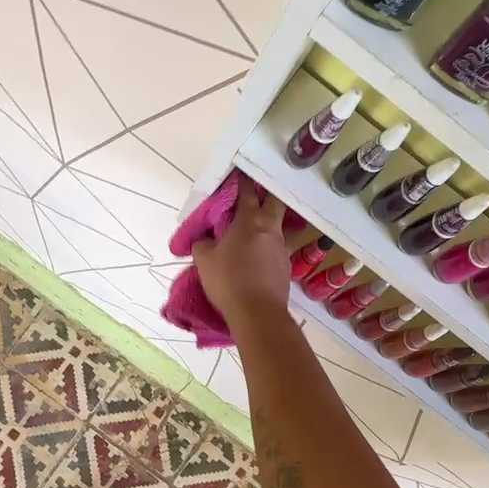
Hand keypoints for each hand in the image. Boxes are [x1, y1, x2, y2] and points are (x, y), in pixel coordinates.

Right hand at [192, 179, 292, 328]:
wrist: (258, 313)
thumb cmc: (229, 281)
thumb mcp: (204, 261)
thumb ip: (203, 244)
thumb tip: (205, 239)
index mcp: (250, 221)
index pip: (247, 193)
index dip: (242, 182)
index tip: (240, 174)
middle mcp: (270, 229)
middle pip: (274, 202)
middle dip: (266, 194)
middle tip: (257, 194)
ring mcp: (281, 248)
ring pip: (276, 227)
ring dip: (266, 224)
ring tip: (252, 232)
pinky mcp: (285, 266)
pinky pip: (275, 249)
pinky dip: (266, 247)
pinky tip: (257, 258)